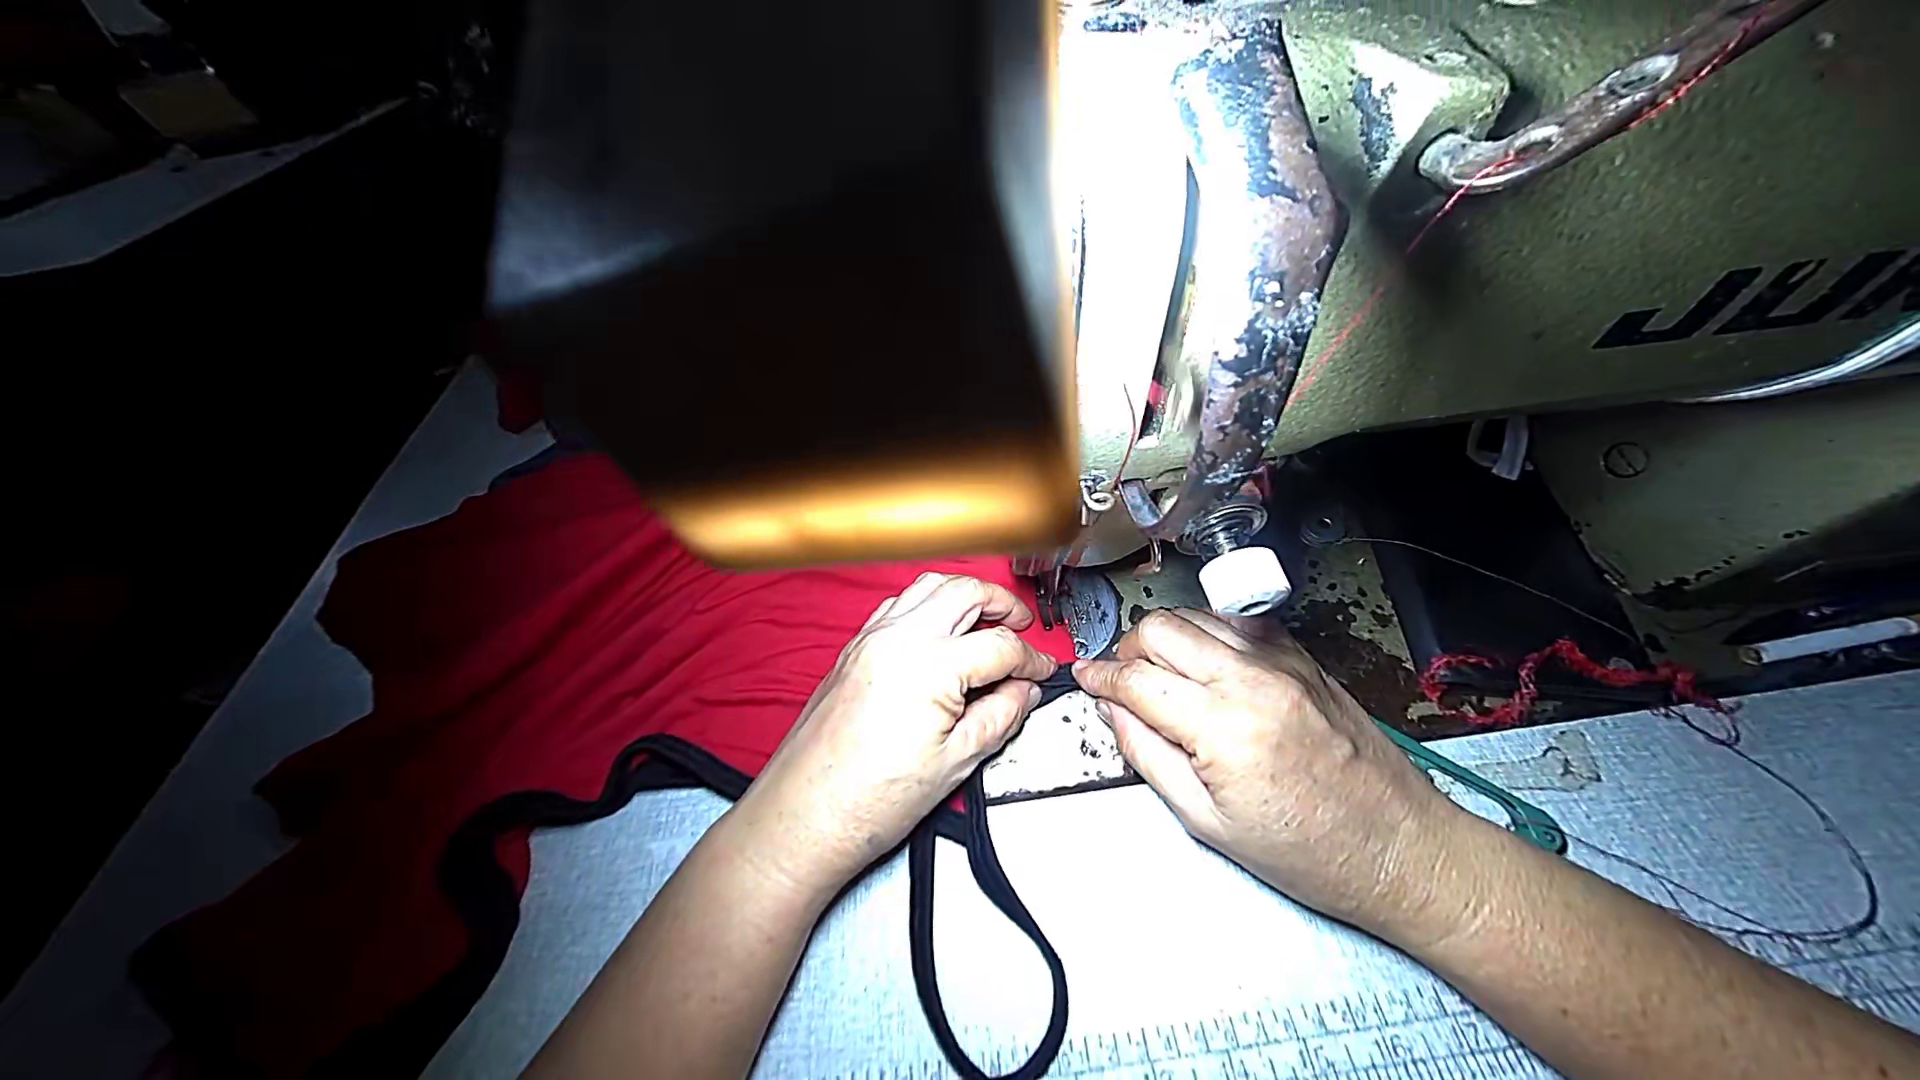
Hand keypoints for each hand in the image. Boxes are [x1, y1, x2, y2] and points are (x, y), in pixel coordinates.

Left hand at [729, 573, 1057, 899]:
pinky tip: (940, 632)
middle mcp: (899, 638)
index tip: (1039, 672)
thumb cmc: (868, 798)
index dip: (1030, 658)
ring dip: (964, 595)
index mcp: (930, 665)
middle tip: (1020, 627)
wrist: (806, 813)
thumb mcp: (956, 761)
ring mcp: (872, 637)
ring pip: (929, 586)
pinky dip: (928, 605)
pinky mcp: (855, 647)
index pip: (1000, 645)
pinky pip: (899, 604)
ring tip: (985, 620)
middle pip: (966, 590)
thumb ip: (1001, 715)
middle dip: (1002, 604)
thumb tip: (1022, 692)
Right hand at [1073, 609, 1475, 945]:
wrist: (1400, 848)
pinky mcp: (1300, 657)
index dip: (1099, 676)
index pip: (1136, 678)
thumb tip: (1114, 712)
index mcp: (1224, 728)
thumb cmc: (1310, 850)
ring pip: (1193, 615)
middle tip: (1122, 679)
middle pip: (1159, 628)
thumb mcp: (1206, 820)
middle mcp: (1252, 681)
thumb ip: (1147, 754)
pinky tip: (1201, 665)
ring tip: (1159, 672)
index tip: (1085, 678)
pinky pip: (1233, 622)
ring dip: (1163, 637)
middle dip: (1127, 649)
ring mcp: (1281, 662)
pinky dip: (1204, 633)